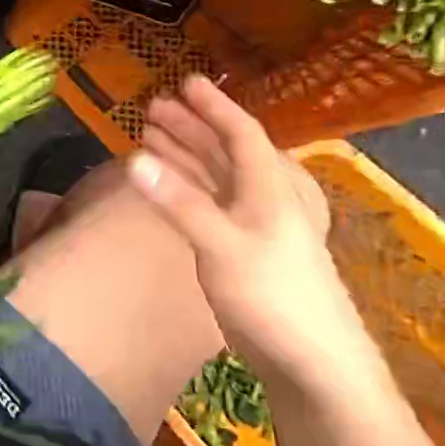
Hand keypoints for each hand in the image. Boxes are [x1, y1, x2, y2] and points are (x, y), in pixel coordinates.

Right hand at [125, 77, 385, 395]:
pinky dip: (187, 187)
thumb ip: (178, 202)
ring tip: (150, 136)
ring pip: (217, 177)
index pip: (242, 134)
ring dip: (186, 155)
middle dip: (191, 127)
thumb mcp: (222, 245)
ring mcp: (254, 227)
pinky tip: (166, 184)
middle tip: (153, 108)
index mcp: (271, 190)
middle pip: (226, 151)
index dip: (214, 107)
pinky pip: (210, 203)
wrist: (312, 363)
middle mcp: (265, 200)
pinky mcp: (241, 250)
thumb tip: (132, 159)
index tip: (186, 82)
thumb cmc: (274, 296)